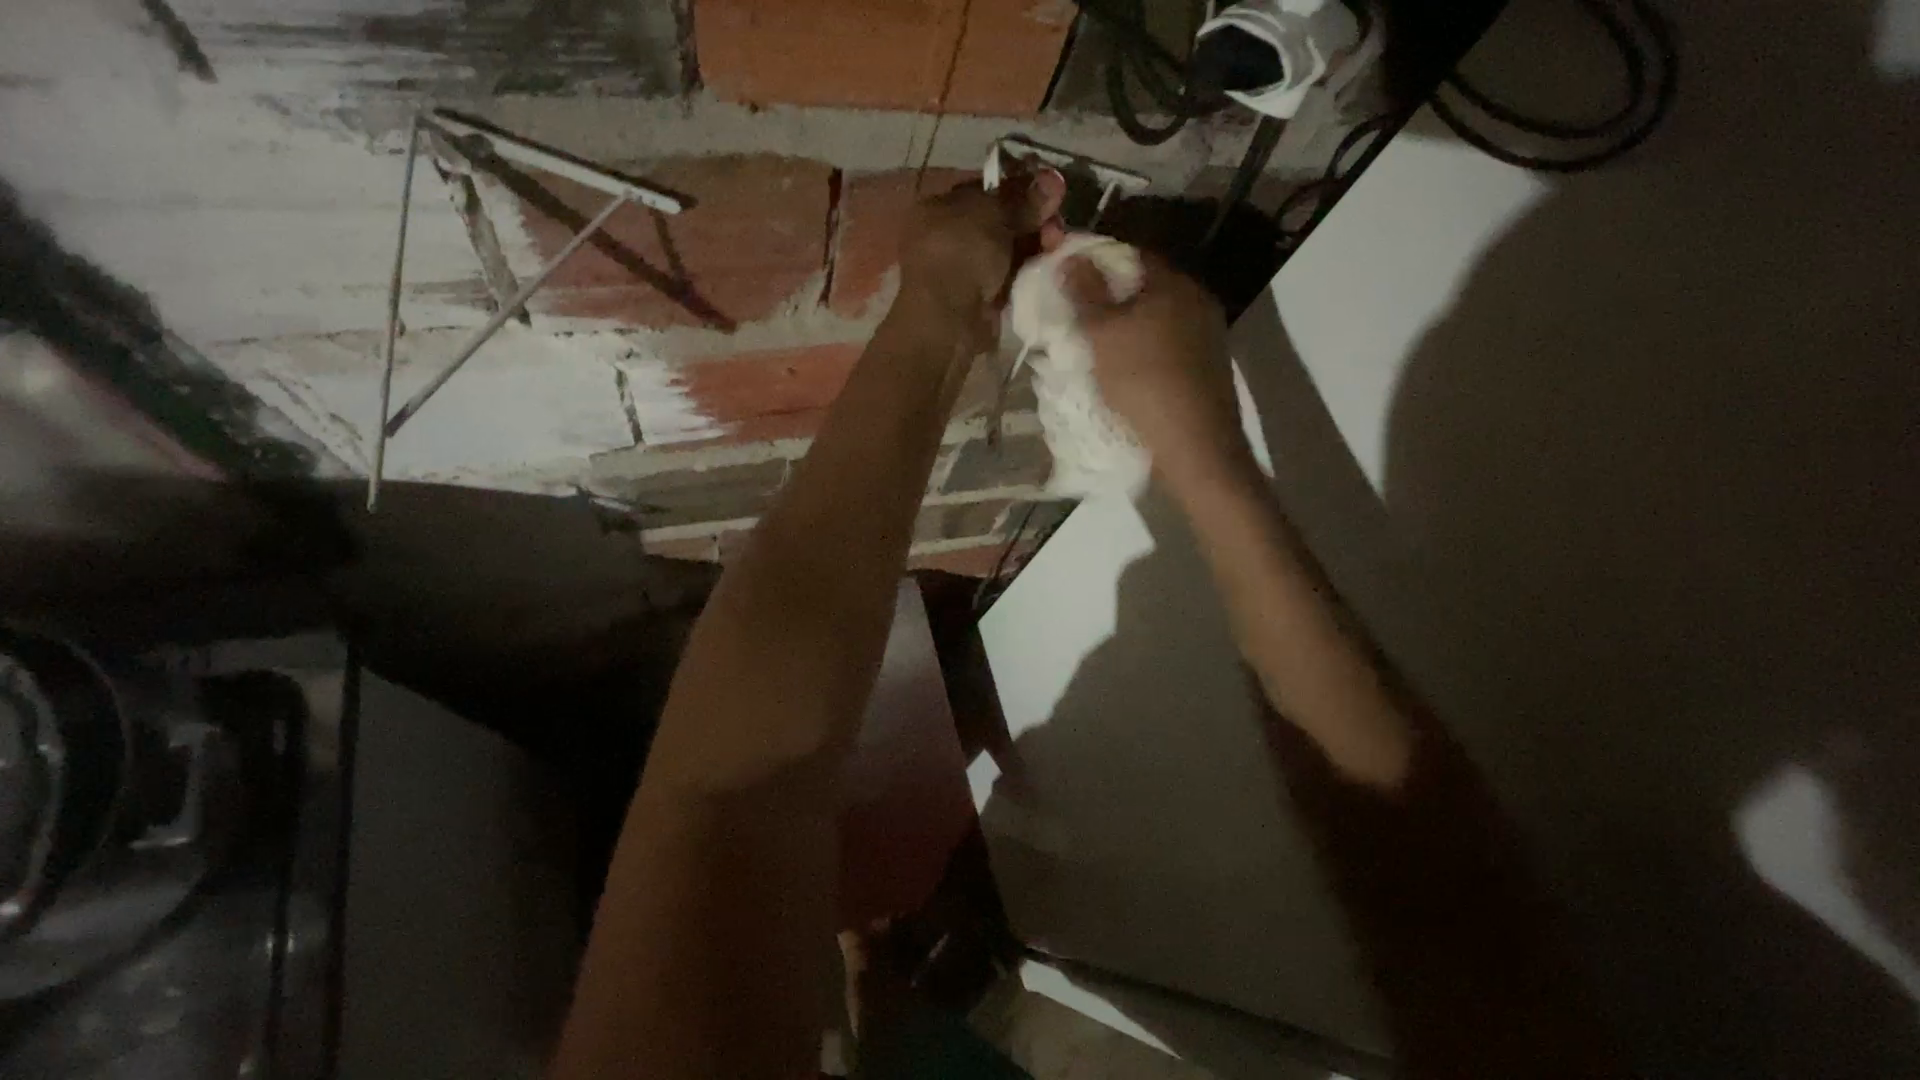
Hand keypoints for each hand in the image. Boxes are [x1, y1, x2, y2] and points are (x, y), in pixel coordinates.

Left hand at [895, 171, 1064, 341]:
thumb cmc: (961, 254)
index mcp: (940, 207)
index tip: (1051, 191)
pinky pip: (1009, 278)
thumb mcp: (993, 215)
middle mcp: (947, 236)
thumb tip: (1053, 178)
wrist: (947, 319)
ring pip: (1008, 251)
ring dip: (1034, 247)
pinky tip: (1046, 269)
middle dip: (1033, 220)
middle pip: (1001, 221)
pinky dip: (1027, 273)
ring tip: (1055, 247)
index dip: (1020, 187)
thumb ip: (1023, 198)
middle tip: (1057, 226)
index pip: (986, 190)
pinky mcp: (979, 299)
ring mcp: (963, 270)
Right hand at [1060, 254, 1247, 476]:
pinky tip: (1132, 371)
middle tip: (1085, 314)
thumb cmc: (1143, 378)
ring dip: (1135, 326)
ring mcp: (1211, 336)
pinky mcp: (1212, 368)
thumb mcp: (1102, 332)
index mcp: (1176, 283)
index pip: (1135, 254)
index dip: (1101, 261)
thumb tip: (1073, 256)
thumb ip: (1086, 291)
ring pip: (1163, 319)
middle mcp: (1200, 301)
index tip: (1075, 278)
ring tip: (1104, 346)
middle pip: (1151, 287)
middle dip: (1117, 296)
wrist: (1194, 442)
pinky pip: (1173, 346)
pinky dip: (1151, 350)